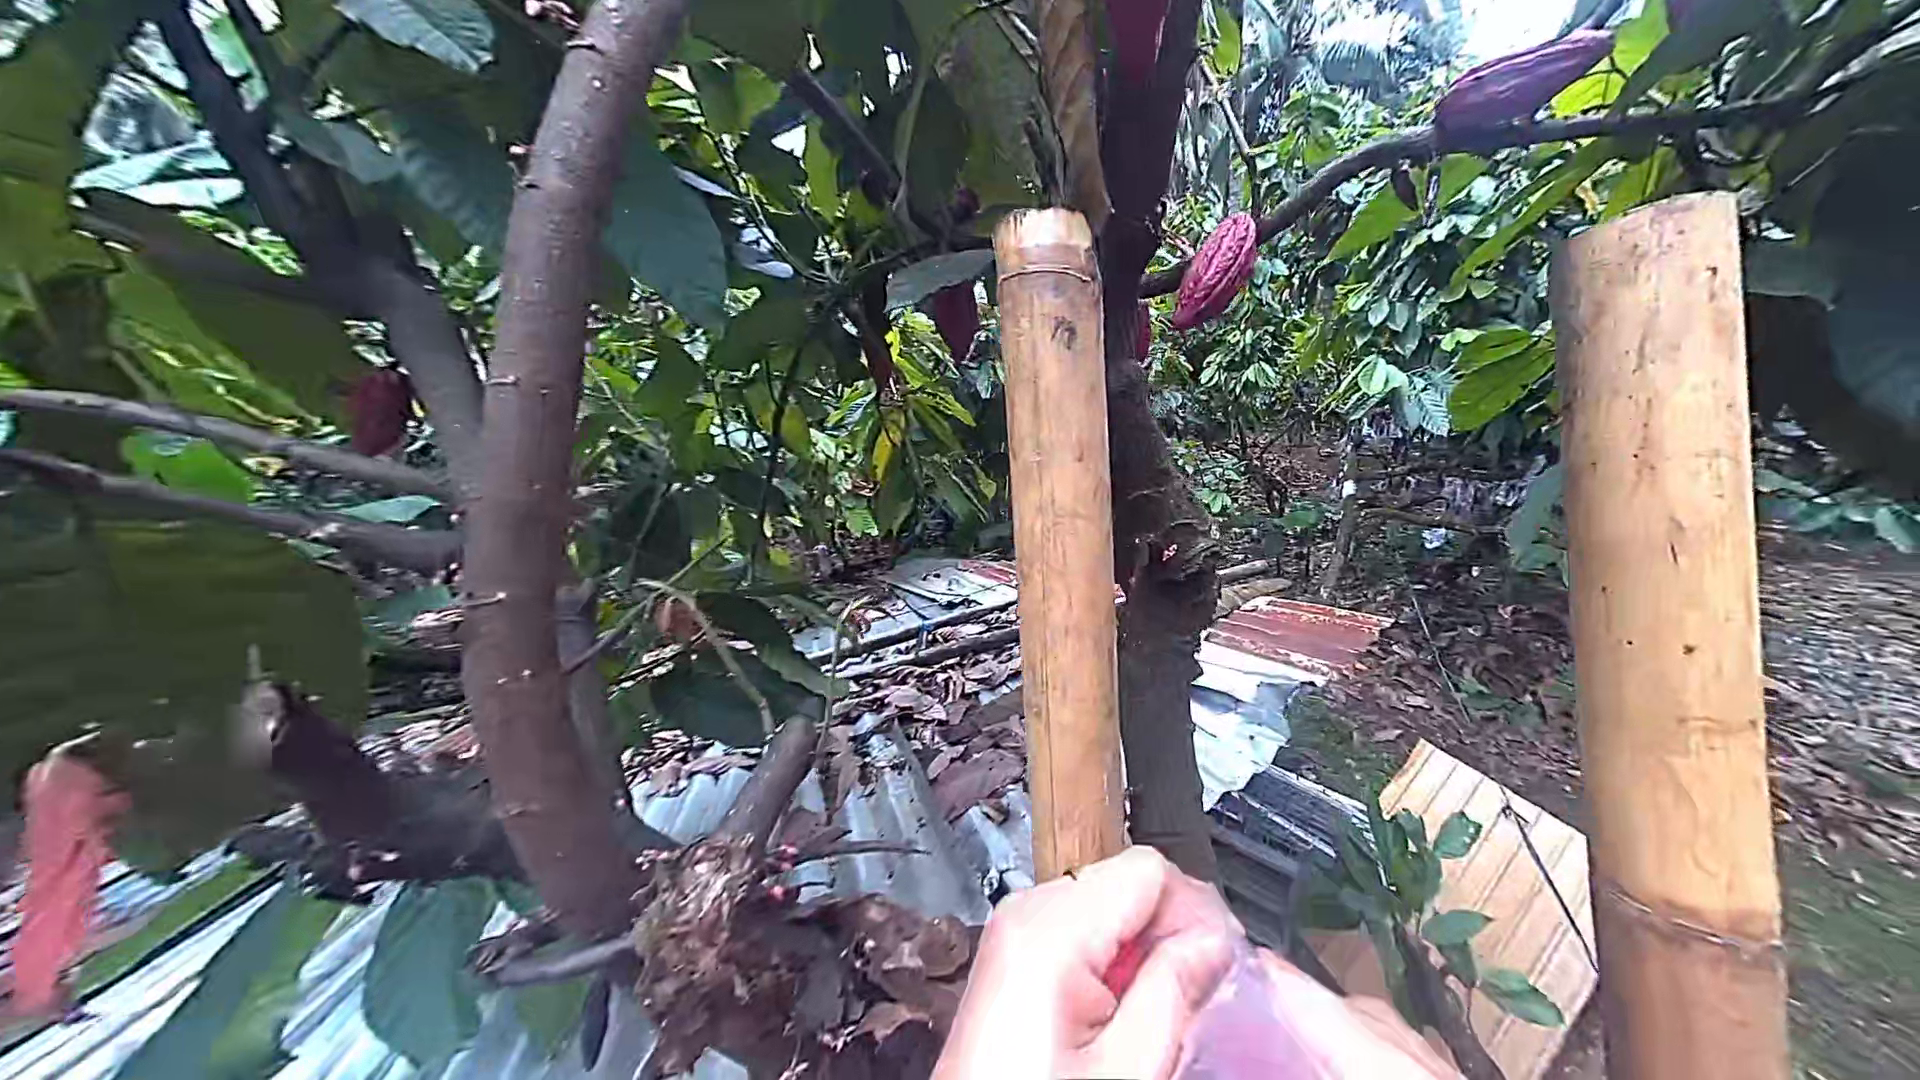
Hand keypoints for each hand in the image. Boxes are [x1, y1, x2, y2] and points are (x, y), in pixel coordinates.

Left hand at [933, 846, 1240, 1079]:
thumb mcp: (1125, 1071)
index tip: (1219, 956)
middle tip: (1198, 988)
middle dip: (1168, 926)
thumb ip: (1173, 991)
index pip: (1146, 868)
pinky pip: (1079, 923)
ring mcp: (1015, 924)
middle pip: (1125, 878)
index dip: (1193, 908)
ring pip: (1106, 897)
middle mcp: (1026, 910)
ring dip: (1141, 943)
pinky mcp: (1014, 945)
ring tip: (1155, 1006)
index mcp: (1050, 929)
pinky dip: (1110, 952)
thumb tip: (1211, 940)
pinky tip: (1117, 1005)